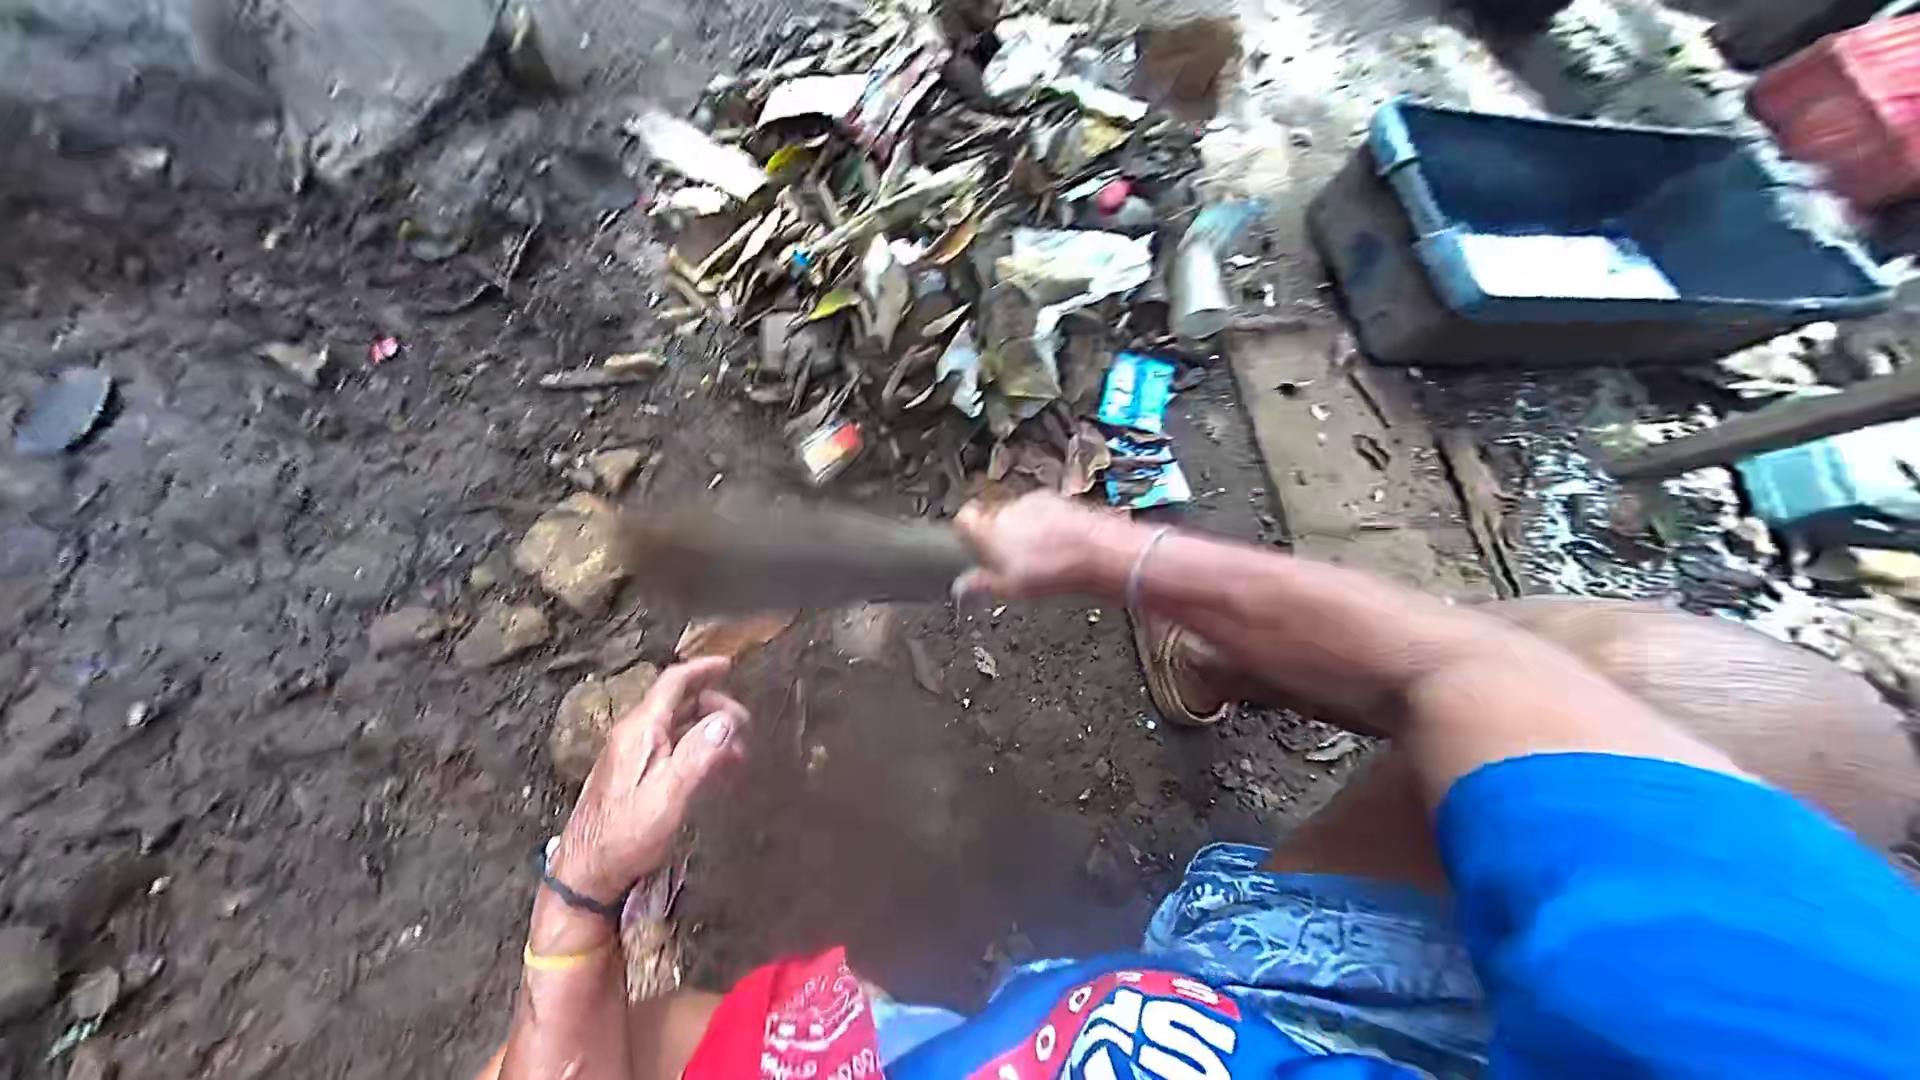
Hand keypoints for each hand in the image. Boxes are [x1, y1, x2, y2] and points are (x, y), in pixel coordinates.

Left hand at [549, 658, 747, 902]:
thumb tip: (726, 720)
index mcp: (640, 731)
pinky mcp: (633, 772)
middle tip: (744, 725)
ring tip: (735, 751)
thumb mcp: (668, 797)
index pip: (674, 682)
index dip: (703, 669)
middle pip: (680, 700)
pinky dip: (697, 745)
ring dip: (709, 728)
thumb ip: (698, 755)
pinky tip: (714, 767)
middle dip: (716, 705)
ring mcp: (632, 753)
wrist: (585, 876)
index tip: (729, 665)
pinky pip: (672, 744)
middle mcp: (634, 734)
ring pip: (678, 722)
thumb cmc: (624, 838)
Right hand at [954, 492, 1134, 598]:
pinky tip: (1061, 549)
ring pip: (1021, 515)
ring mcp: (1036, 501)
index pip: (963, 519)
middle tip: (1013, 562)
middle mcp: (1008, 509)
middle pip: (994, 518)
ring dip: (1026, 531)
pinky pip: (1045, 512)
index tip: (972, 547)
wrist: (1100, 552)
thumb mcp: (1011, 588)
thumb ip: (982, 584)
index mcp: (989, 530)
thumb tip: (961, 588)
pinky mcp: (1060, 500)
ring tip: (1042, 559)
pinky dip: (1048, 526)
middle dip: (1001, 537)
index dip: (965, 532)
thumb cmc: (1054, 571)